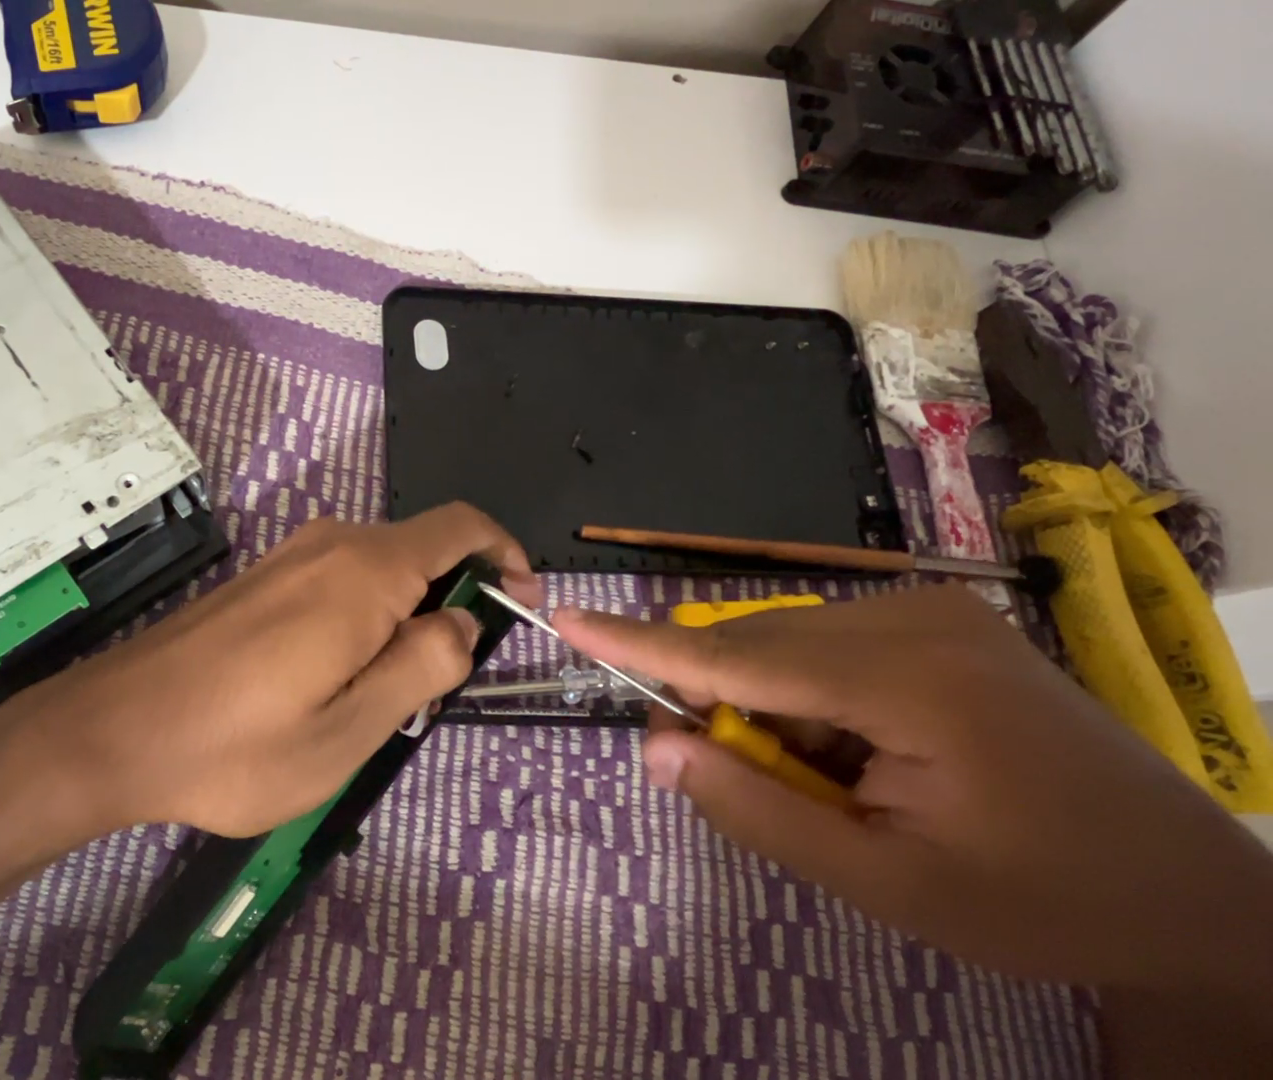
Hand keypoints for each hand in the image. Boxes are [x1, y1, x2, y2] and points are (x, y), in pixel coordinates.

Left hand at [0, 502, 539, 839]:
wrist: (114, 731)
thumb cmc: (236, 746)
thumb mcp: (350, 730)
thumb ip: (422, 667)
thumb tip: (463, 622)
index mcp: (365, 571)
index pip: (461, 526)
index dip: (505, 556)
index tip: (523, 606)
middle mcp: (329, 545)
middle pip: (421, 550)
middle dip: (452, 604)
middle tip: (438, 689)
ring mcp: (288, 558)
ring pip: (379, 571)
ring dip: (404, 619)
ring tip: (381, 700)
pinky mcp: (260, 581)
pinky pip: (338, 583)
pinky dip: (364, 618)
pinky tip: (332, 683)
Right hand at [556, 586, 1272, 1000]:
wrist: (1195, 893)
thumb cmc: (1039, 899)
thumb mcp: (885, 883)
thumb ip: (757, 811)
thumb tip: (656, 747)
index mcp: (906, 680)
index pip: (733, 656)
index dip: (637, 643)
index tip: (562, 617)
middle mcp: (913, 618)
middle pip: (755, 649)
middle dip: (726, 710)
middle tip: (759, 789)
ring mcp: (932, 612)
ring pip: (784, 648)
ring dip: (775, 712)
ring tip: (842, 787)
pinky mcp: (939, 621)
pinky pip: (824, 647)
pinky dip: (810, 700)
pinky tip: (865, 755)